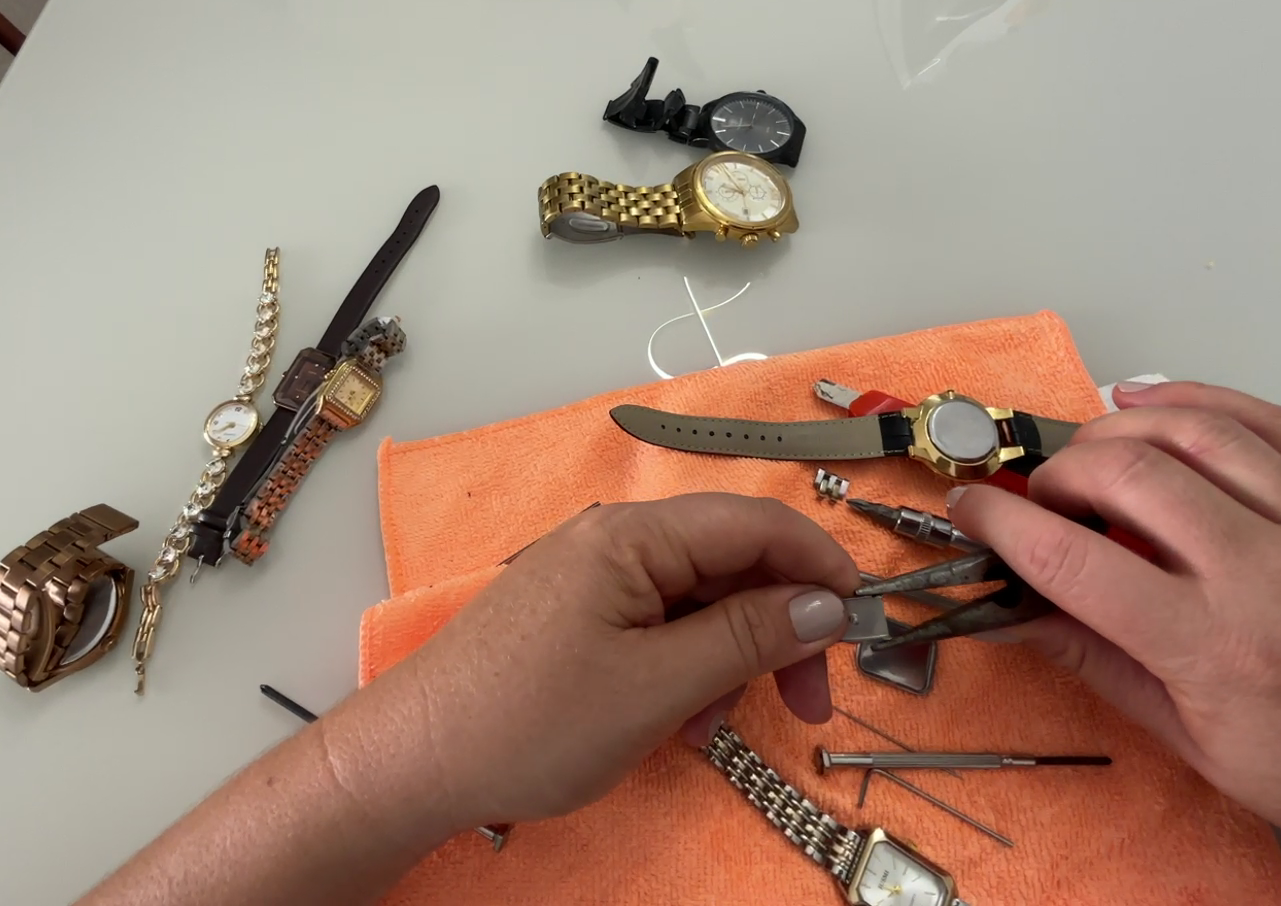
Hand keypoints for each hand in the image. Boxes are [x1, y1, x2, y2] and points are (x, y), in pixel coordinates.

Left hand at [323, 494, 859, 830]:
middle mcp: (615, 538)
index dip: (818, 563)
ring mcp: (594, 574)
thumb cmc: (534, 720)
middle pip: (727, 562)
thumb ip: (748, 636)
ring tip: (712, 725)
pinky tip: (677, 717)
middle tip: (808, 701)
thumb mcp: (657, 686)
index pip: (752, 522)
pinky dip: (684, 665)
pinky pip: (657, 622)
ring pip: (696, 599)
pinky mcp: (580, 610)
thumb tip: (825, 604)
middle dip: (775, 627)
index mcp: (633, 534)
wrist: (418, 759)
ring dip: (727, 657)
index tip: (862, 619)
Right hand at [949, 381, 1280, 905]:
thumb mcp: (1194, 744)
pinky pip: (1277, 425)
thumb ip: (1089, 660)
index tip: (968, 510)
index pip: (1069, 557)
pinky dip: (1200, 398)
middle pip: (1126, 472)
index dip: (997, 521)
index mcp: (1219, 652)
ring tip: (1086, 457)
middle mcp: (1274, 578)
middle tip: (1040, 501)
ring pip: (1196, 431)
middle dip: (1055, 473)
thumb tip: (1003, 615)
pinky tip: (1151, 402)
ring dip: (1115, 429)